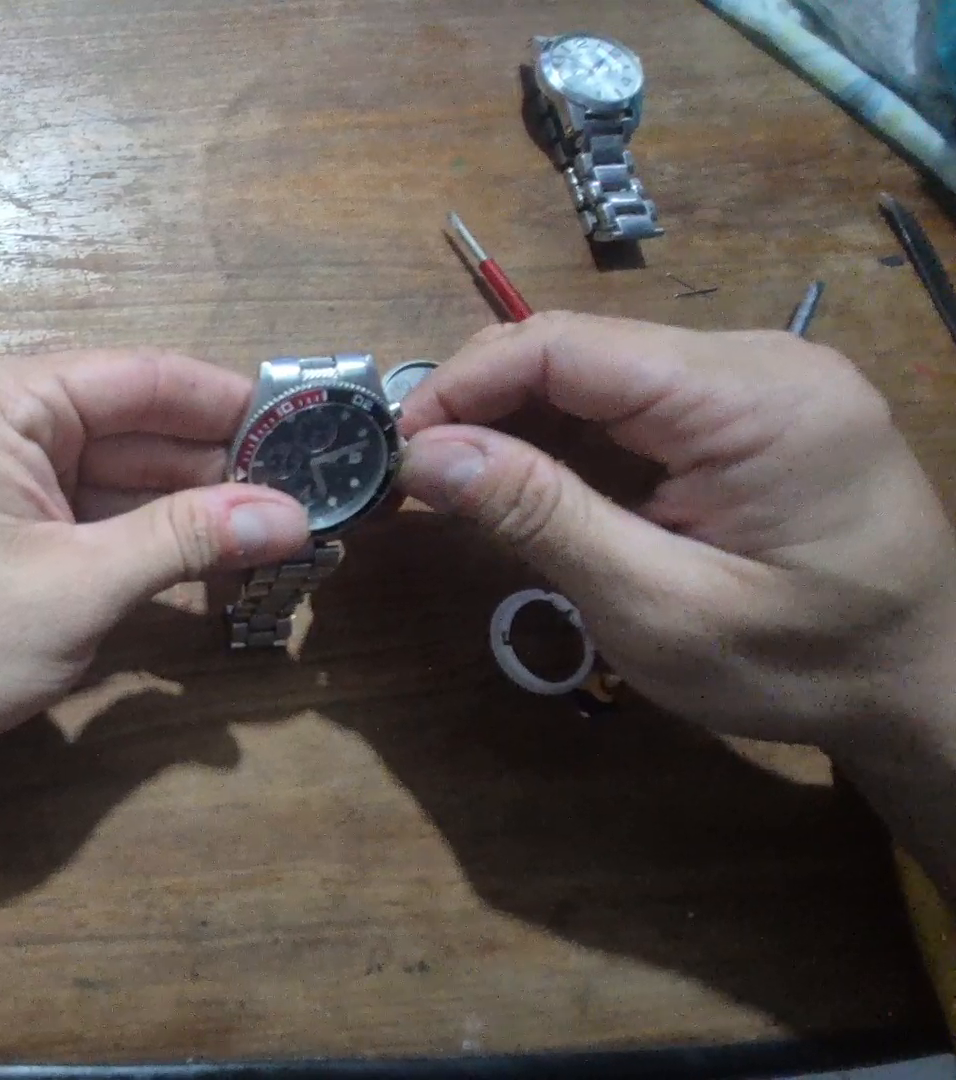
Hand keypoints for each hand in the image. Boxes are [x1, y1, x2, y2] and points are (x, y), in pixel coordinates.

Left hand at [0, 350, 310, 761]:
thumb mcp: (75, 588)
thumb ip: (184, 540)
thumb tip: (292, 515)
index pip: (137, 377)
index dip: (227, 403)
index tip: (308, 428)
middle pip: (133, 425)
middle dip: (215, 465)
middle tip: (307, 495)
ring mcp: (0, 466)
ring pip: (118, 471)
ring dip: (188, 506)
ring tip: (278, 531)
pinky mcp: (5, 513)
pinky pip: (91, 508)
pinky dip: (146, 533)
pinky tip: (211, 554)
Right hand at [396, 312, 955, 751]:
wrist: (915, 684)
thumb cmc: (797, 662)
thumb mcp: (654, 604)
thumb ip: (538, 518)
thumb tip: (420, 456)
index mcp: (753, 400)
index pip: (565, 346)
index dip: (460, 386)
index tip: (396, 450)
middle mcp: (748, 364)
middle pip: (563, 347)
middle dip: (470, 403)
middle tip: (412, 476)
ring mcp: (735, 382)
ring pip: (569, 371)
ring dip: (494, 422)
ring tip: (448, 485)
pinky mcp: (715, 411)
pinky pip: (596, 402)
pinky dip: (533, 439)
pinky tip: (509, 484)